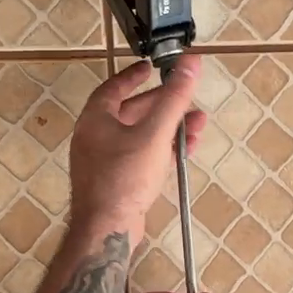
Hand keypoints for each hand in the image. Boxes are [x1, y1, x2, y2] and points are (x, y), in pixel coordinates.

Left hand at [68, 55, 205, 239]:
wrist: (107, 230)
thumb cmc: (124, 178)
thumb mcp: (154, 134)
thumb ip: (173, 98)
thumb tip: (190, 63)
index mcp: (95, 120)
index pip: (114, 88)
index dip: (134, 75)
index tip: (151, 67)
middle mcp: (95, 138)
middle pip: (131, 112)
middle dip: (163, 105)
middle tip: (185, 98)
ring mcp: (104, 162)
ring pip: (140, 137)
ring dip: (168, 130)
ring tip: (197, 126)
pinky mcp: (116, 182)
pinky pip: (140, 158)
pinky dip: (161, 152)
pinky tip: (184, 152)